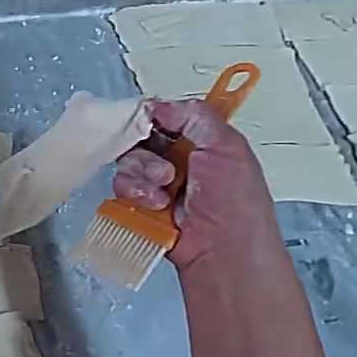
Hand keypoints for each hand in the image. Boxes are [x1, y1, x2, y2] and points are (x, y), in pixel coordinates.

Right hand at [110, 99, 284, 270]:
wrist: (222, 250)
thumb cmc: (235, 202)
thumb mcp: (228, 147)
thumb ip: (196, 117)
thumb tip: (158, 106)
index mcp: (200, 143)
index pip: (165, 118)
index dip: (151, 117)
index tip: (146, 122)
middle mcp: (177, 160)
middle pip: (139, 138)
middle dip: (145, 151)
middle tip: (163, 168)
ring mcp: (156, 182)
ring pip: (128, 161)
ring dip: (142, 174)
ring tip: (163, 191)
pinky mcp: (140, 202)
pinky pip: (121, 185)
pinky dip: (134, 192)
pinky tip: (153, 204)